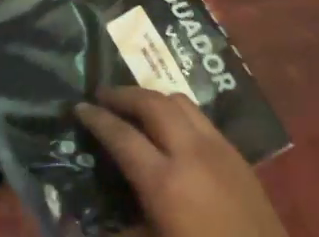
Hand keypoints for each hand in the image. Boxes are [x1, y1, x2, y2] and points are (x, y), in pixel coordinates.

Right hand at [76, 87, 287, 236]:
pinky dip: (178, 113)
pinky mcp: (238, 157)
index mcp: (165, 183)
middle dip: (124, 95)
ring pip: (180, 102)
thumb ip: (122, 231)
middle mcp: (191, 154)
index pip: (122, 136)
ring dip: (153, 99)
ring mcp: (219, 150)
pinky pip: (201, 118)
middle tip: (103, 96)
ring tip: (136, 107)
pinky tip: (172, 130)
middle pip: (152, 104)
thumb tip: (82, 225)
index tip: (79, 108)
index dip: (97, 119)